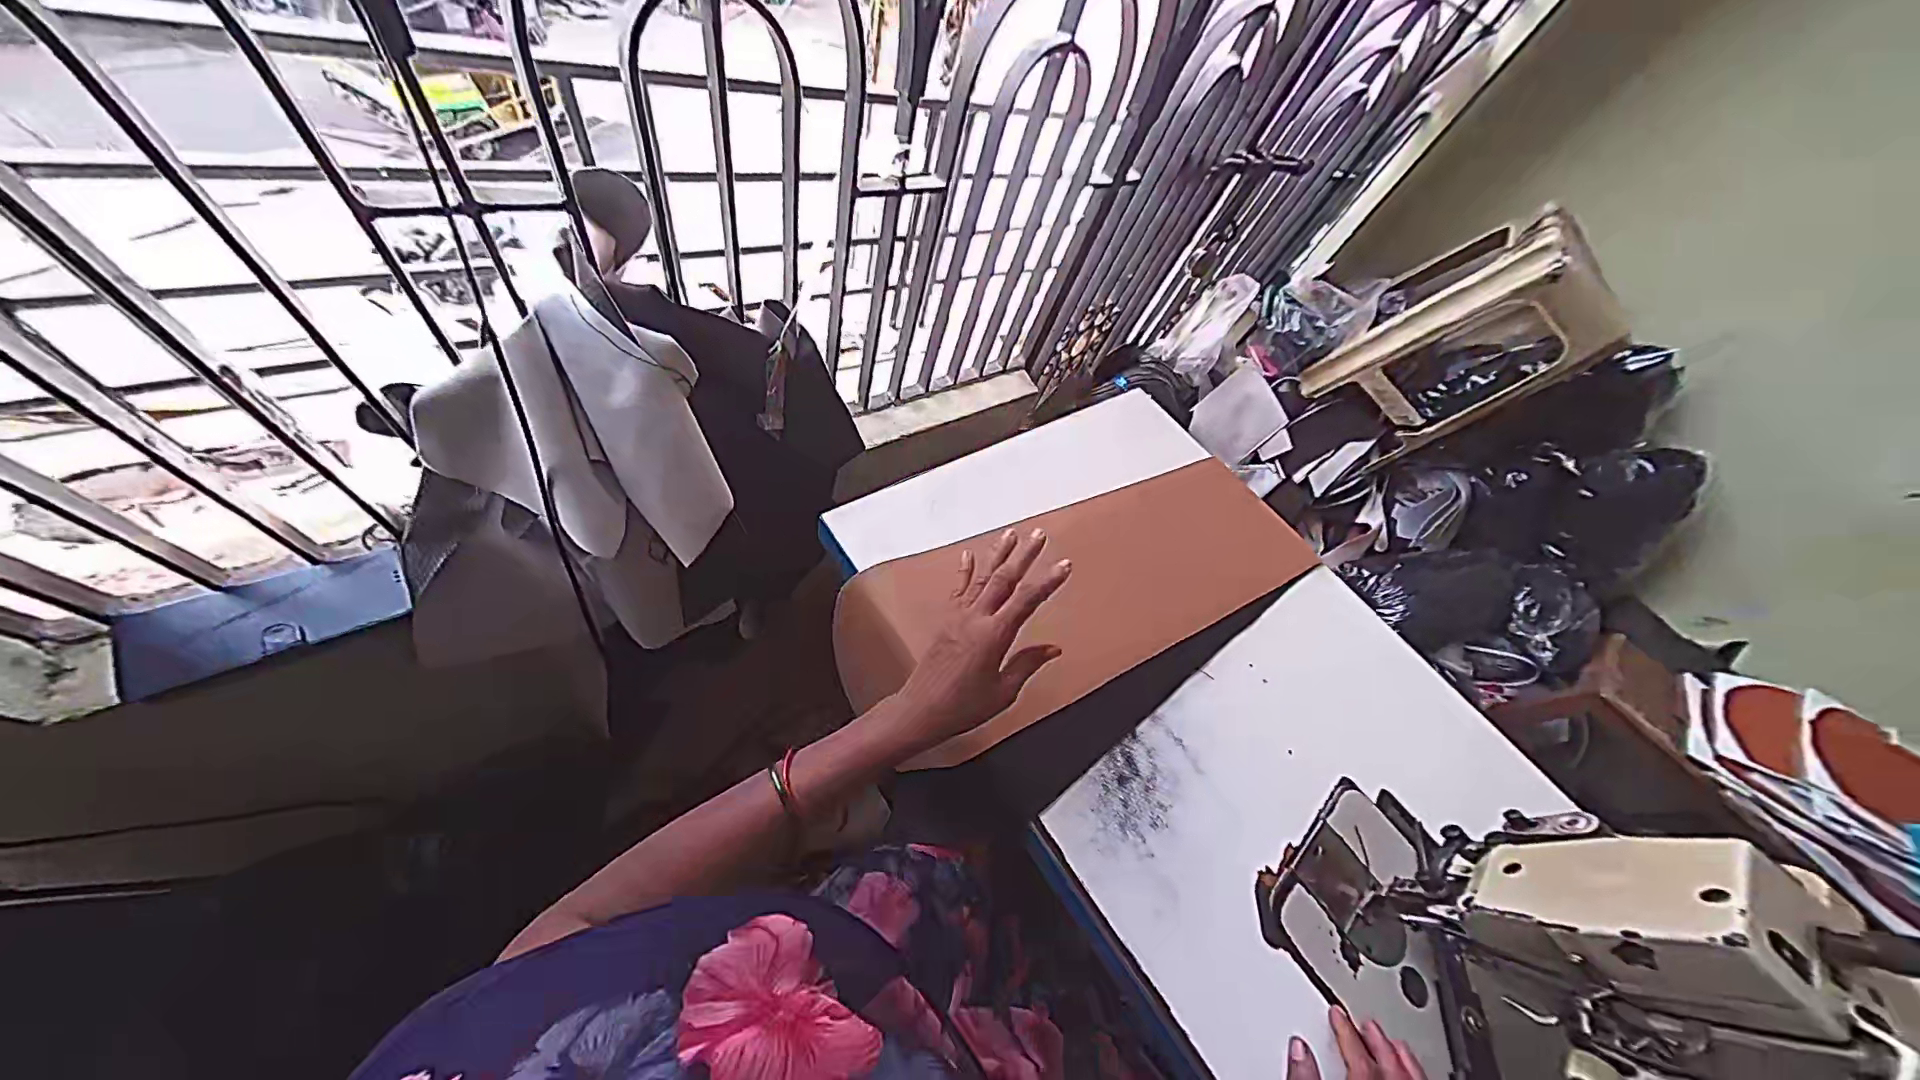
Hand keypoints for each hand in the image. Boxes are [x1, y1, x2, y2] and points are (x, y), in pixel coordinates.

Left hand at [882, 527, 1071, 755]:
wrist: (920, 709)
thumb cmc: (961, 706)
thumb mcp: (1003, 691)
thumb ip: (1027, 664)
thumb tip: (1051, 649)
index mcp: (993, 636)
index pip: (1027, 601)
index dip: (1047, 581)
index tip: (1063, 565)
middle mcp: (975, 620)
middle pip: (1005, 579)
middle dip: (1024, 555)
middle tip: (1039, 535)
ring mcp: (958, 617)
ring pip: (983, 578)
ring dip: (998, 554)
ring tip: (1011, 534)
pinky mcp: (946, 620)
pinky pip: (958, 589)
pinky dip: (965, 571)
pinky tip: (969, 555)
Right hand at [1286, 1008, 1427, 1079]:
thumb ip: (1306, 1076)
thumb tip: (1298, 1047)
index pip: (1358, 1056)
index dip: (1345, 1031)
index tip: (1337, 1013)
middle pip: (1389, 1067)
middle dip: (1377, 1041)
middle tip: (1367, 1022)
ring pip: (1412, 1079)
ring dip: (1403, 1060)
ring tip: (1396, 1044)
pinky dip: (1417, 1077)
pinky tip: (1413, 1072)